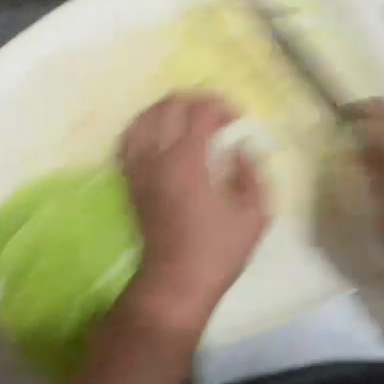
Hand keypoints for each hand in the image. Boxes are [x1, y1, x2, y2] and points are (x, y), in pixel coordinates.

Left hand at [118, 93, 268, 333]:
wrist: (177, 282)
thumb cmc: (220, 251)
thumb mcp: (255, 213)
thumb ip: (252, 171)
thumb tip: (240, 148)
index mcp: (189, 161)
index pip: (200, 111)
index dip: (221, 106)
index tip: (238, 119)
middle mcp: (158, 158)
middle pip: (168, 106)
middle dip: (195, 101)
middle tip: (216, 115)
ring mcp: (139, 169)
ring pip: (142, 118)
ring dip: (167, 110)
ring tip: (187, 119)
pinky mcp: (130, 182)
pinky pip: (128, 141)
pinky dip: (144, 128)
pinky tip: (160, 135)